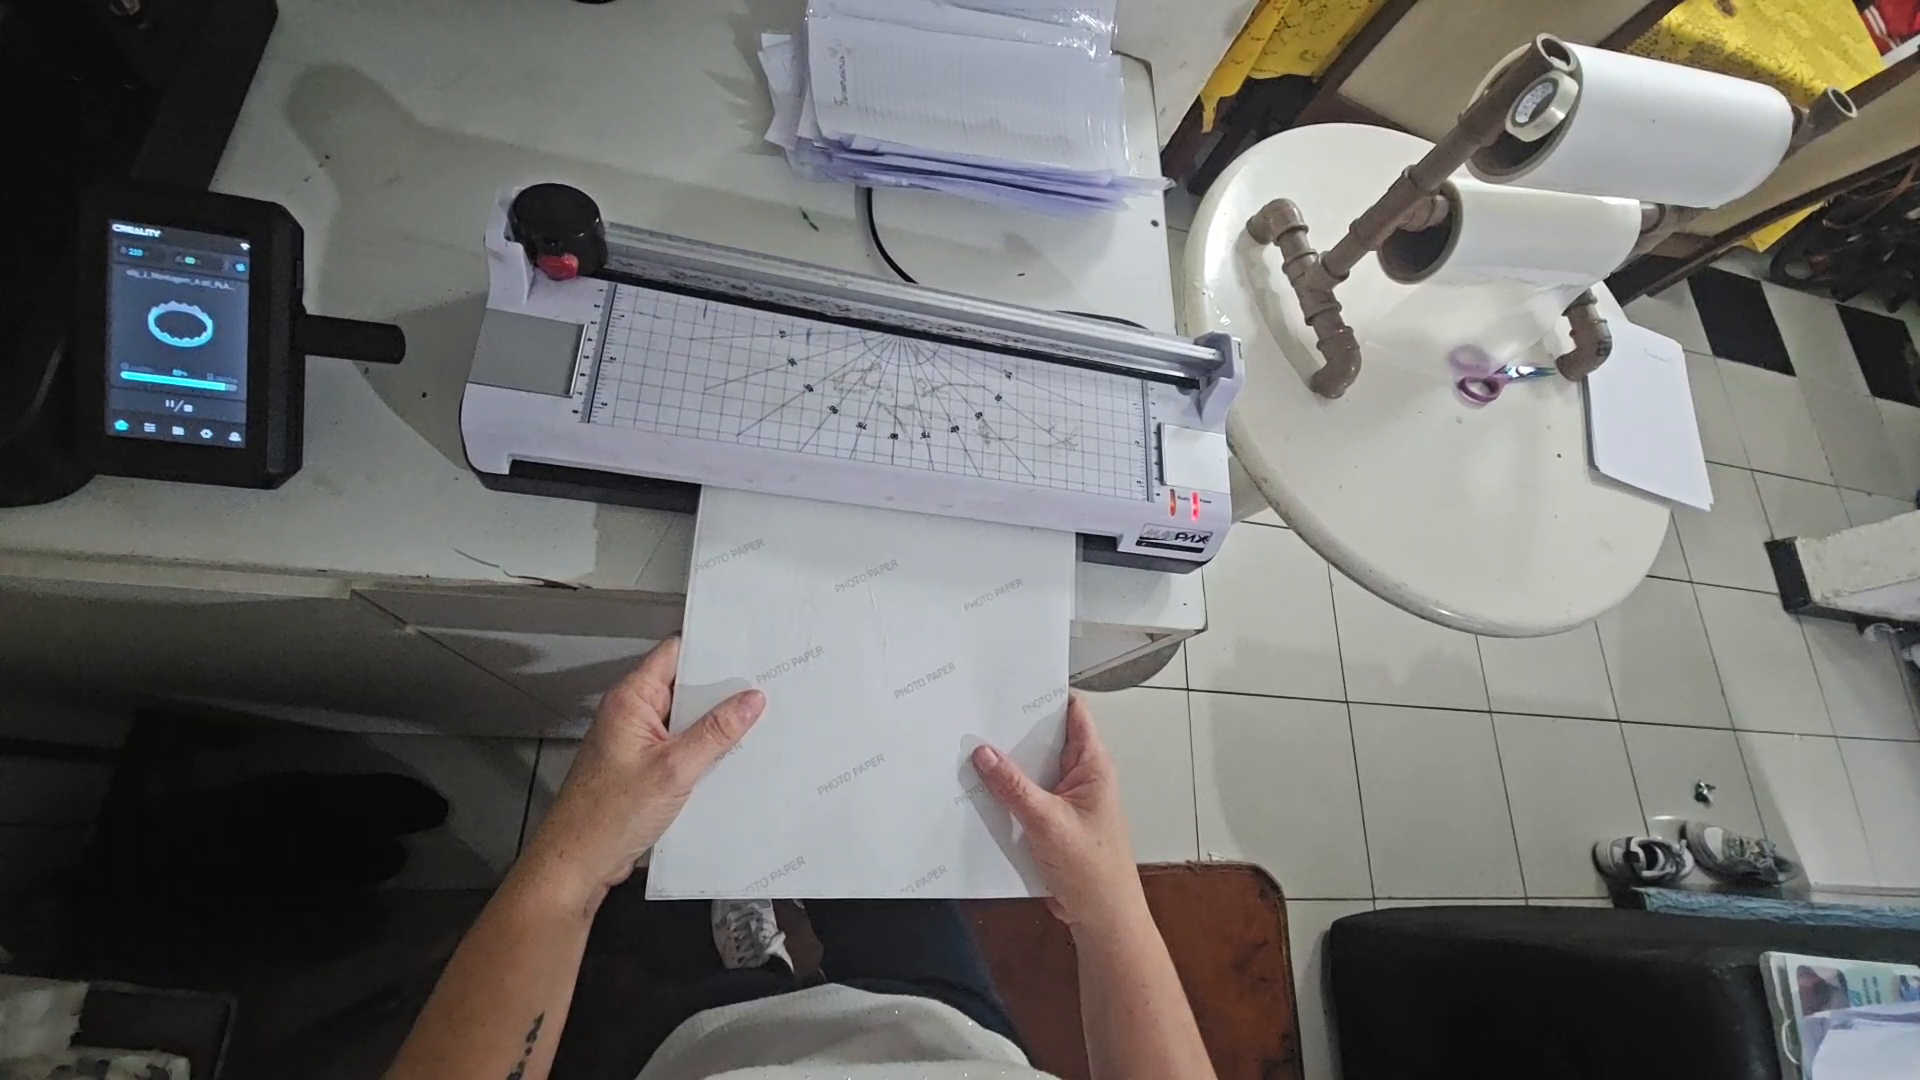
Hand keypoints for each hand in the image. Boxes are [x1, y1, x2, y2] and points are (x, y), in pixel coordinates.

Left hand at [520, 637, 764, 908]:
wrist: (577, 866)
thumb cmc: (611, 815)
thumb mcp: (675, 769)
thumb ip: (716, 731)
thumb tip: (753, 698)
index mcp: (632, 699)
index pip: (675, 652)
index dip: (711, 647)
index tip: (749, 646)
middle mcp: (634, 712)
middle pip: (685, 683)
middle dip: (723, 685)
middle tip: (767, 681)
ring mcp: (639, 739)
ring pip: (687, 716)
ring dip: (717, 719)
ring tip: (761, 713)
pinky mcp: (646, 764)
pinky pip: (682, 742)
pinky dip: (706, 744)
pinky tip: (736, 750)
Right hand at [971, 694, 1146, 936]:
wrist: (1102, 920)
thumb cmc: (1090, 870)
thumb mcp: (1047, 823)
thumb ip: (1013, 787)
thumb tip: (981, 751)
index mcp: (1093, 764)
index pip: (1072, 712)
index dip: (1046, 692)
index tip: (1012, 680)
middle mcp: (1080, 773)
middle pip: (1046, 737)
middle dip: (1016, 725)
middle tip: (977, 709)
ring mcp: (1065, 795)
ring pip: (1032, 766)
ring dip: (1008, 759)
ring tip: (969, 740)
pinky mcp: (1050, 817)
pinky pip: (1025, 791)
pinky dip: (1006, 787)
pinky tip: (976, 783)